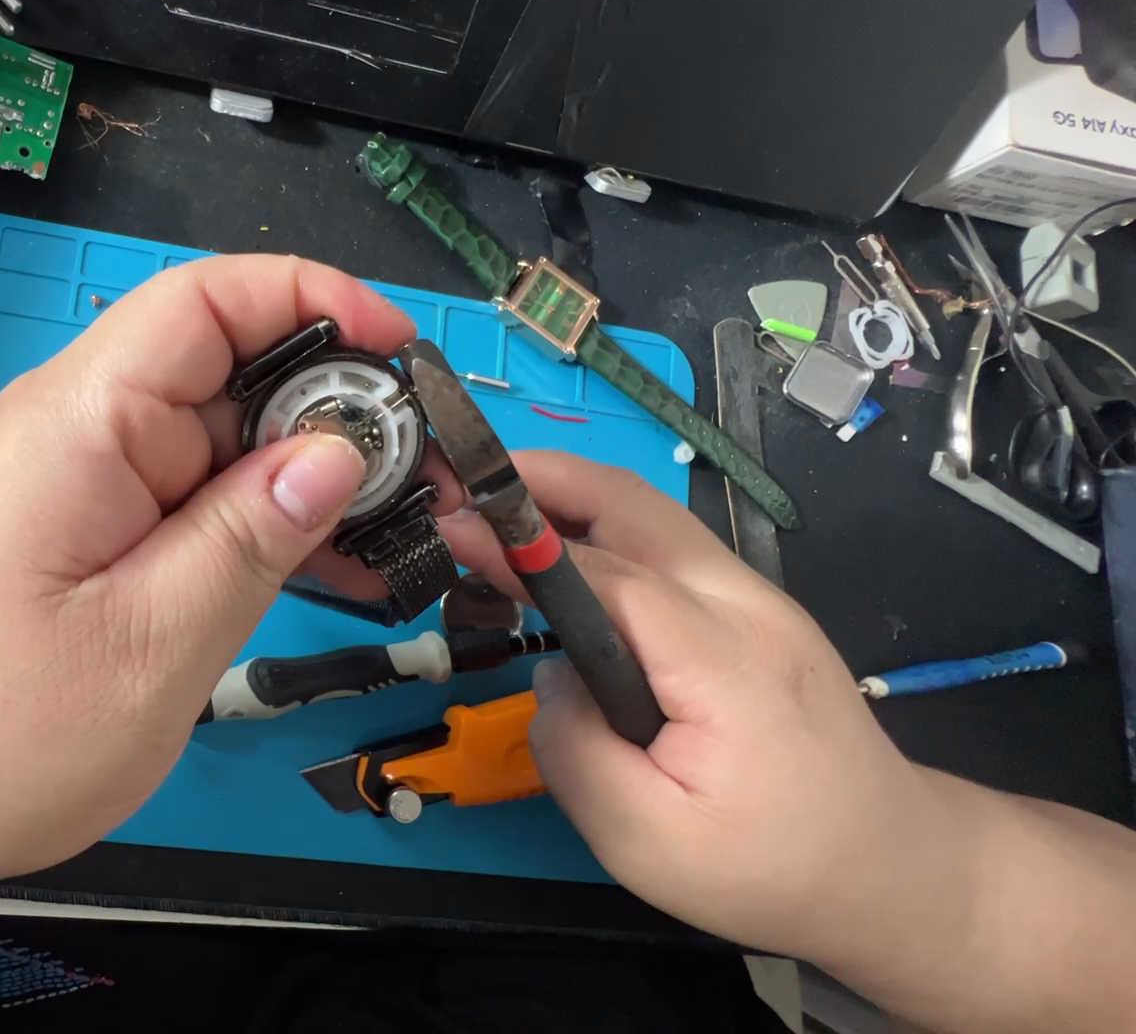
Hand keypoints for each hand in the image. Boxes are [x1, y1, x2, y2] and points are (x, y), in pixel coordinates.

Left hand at [0, 255, 459, 891]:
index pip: (200, 303)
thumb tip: (338, 455)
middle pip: (227, 370)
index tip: (400, 354)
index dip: (311, 300)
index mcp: (77, 426)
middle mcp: (80, 428)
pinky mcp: (101, 523)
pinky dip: (267, 521)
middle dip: (336, 408)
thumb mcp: (150, 647)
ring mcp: (91, 476)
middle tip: (429, 475)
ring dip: (313, 476)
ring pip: (227, 440)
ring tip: (402, 530)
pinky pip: (200, 496)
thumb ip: (248, 540)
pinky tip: (336, 565)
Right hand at [441, 453, 970, 965]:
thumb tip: (553, 673)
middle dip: (541, 477)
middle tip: (462, 481)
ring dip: (562, 490)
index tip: (451, 527)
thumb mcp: (643, 842)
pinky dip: (589, 519)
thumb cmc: (769, 865)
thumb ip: (570, 749)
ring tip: (488, 501)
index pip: (610, 577)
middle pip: (635, 506)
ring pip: (645, 510)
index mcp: (726, 665)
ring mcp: (751, 597)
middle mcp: (744, 606)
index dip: (524, 546)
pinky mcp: (741, 605)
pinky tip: (546, 539)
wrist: (898, 870)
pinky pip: (654, 539)